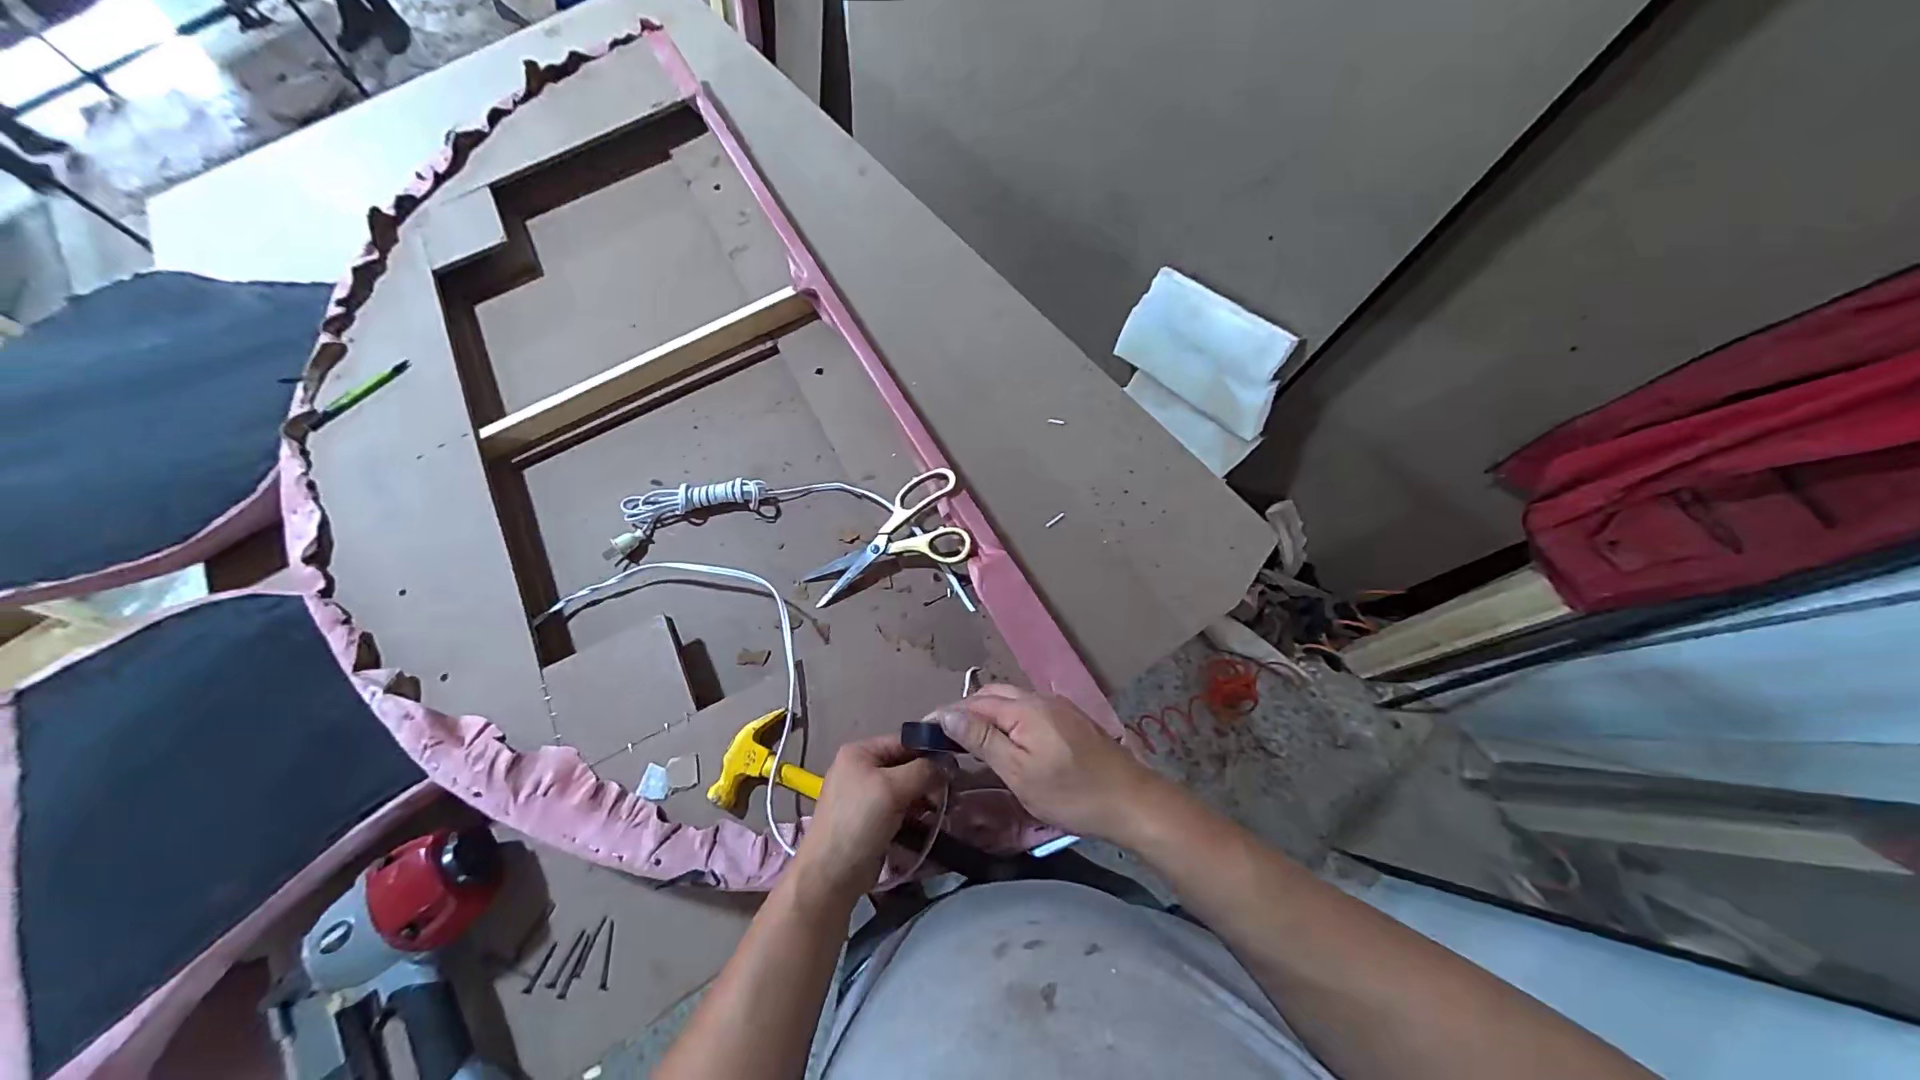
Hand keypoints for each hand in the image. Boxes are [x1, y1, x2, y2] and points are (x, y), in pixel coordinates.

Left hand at [791, 736, 941, 905]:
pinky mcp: (873, 821)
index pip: (904, 742)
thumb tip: (948, 765)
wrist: (831, 876)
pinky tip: (929, 825)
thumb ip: (924, 771)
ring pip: (907, 790)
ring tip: (942, 814)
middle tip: (950, 797)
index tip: (956, 767)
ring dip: (926, 801)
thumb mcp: (892, 788)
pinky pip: (902, 810)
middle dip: (929, 781)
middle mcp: (862, 770)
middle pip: (907, 766)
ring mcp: (867, 797)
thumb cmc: (859, 822)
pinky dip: (916, 816)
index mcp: (860, 752)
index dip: (931, 751)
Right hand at [936, 684, 1171, 843]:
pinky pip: (1027, 710)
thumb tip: (947, 716)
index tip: (922, 731)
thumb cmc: (1072, 792)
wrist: (1132, 801)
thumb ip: (983, 741)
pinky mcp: (1070, 720)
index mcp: (1024, 709)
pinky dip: (1006, 719)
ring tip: (967, 739)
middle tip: (942, 737)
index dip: (945, 715)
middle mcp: (1040, 699)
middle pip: (992, 696)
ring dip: (986, 714)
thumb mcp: (1020, 772)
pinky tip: (1004, 739)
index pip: (973, 704)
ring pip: (1010, 701)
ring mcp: (1058, 708)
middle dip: (964, 711)